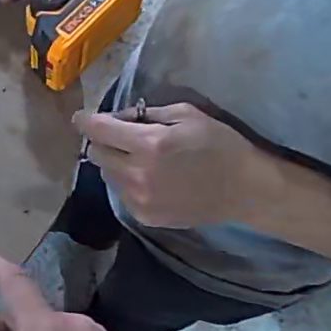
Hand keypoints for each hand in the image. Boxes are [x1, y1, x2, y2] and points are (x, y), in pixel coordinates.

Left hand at [74, 103, 288, 228]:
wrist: (249, 191)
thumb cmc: (220, 146)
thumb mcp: (186, 114)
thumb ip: (145, 114)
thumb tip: (115, 118)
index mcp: (148, 144)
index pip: (97, 130)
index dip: (85, 121)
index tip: (81, 118)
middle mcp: (137, 173)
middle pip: (95, 152)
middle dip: (103, 142)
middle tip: (122, 138)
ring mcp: (138, 198)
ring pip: (105, 173)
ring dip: (115, 163)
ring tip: (141, 160)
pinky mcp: (143, 216)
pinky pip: (119, 192)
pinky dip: (126, 182)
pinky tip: (151, 180)